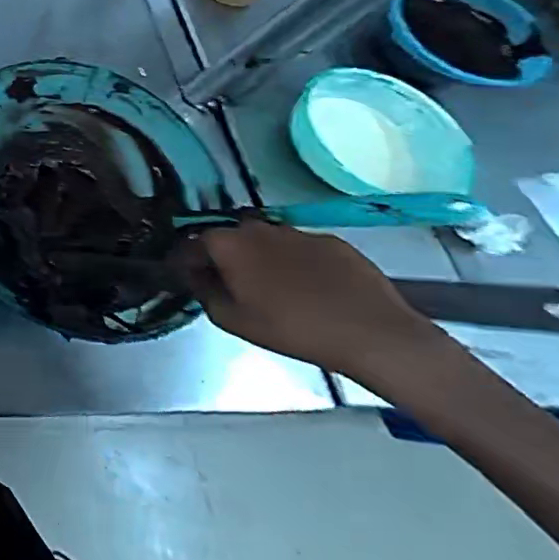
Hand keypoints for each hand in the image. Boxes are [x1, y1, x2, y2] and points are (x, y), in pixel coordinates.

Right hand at [174, 219, 446, 378]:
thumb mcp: (233, 321)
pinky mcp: (332, 241)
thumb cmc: (292, 328)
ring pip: (267, 242)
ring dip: (262, 259)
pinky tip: (311, 290)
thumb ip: (205, 294)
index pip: (191, 245)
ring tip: (276, 291)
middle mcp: (258, 228)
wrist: (371, 332)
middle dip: (226, 258)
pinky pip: (301, 249)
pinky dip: (297, 264)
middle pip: (230, 239)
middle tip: (234, 287)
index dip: (187, 263)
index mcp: (228, 244)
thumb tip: (198, 278)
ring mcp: (297, 231)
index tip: (191, 280)